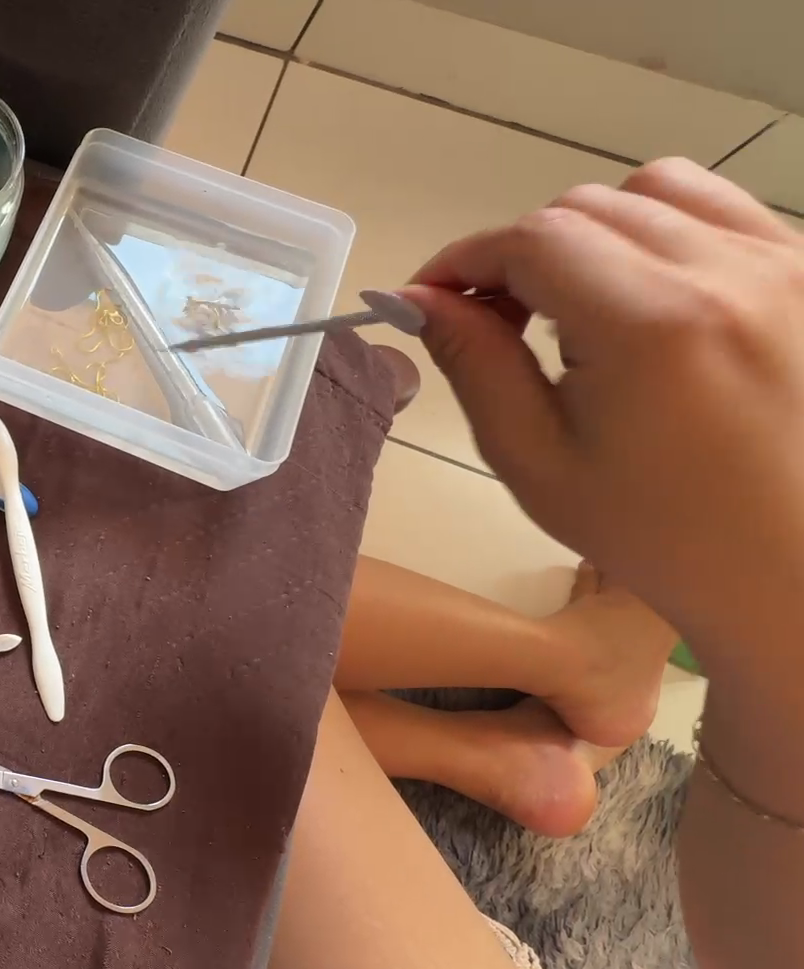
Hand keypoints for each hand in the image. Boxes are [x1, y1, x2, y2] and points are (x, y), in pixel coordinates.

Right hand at [399, 158, 803, 647]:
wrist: (795, 560)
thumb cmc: (648, 523)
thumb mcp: (530, 452)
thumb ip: (474, 361)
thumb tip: (420, 301)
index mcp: (652, 323)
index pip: (531, 240)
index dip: (458, 260)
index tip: (423, 302)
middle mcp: (733, 270)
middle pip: (582, 209)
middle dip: (510, 254)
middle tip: (485, 320)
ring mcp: (792, 262)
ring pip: (653, 191)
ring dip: (580, 234)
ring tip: (561, 302)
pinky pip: (720, 208)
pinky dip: (650, 230)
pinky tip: (631, 295)